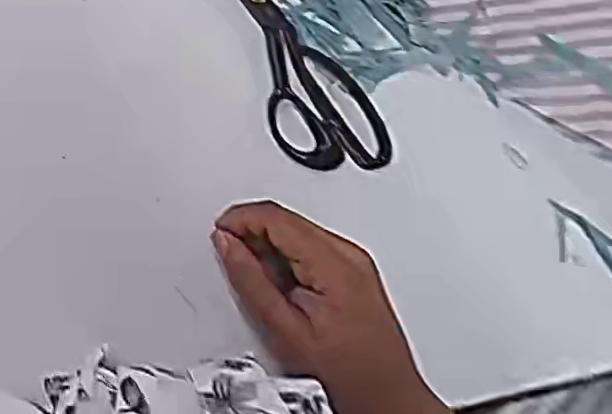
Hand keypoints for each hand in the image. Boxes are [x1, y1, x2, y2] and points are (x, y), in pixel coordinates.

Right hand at [214, 203, 446, 413]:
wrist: (390, 404)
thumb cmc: (349, 379)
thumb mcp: (285, 331)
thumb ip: (250, 279)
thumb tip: (226, 241)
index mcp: (333, 264)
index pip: (275, 216)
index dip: (240, 218)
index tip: (221, 231)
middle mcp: (348, 253)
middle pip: (284, 219)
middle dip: (252, 232)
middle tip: (234, 256)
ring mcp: (354, 260)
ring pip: (294, 229)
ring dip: (269, 245)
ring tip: (265, 284)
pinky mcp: (354, 268)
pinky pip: (308, 244)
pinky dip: (286, 256)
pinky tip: (285, 287)